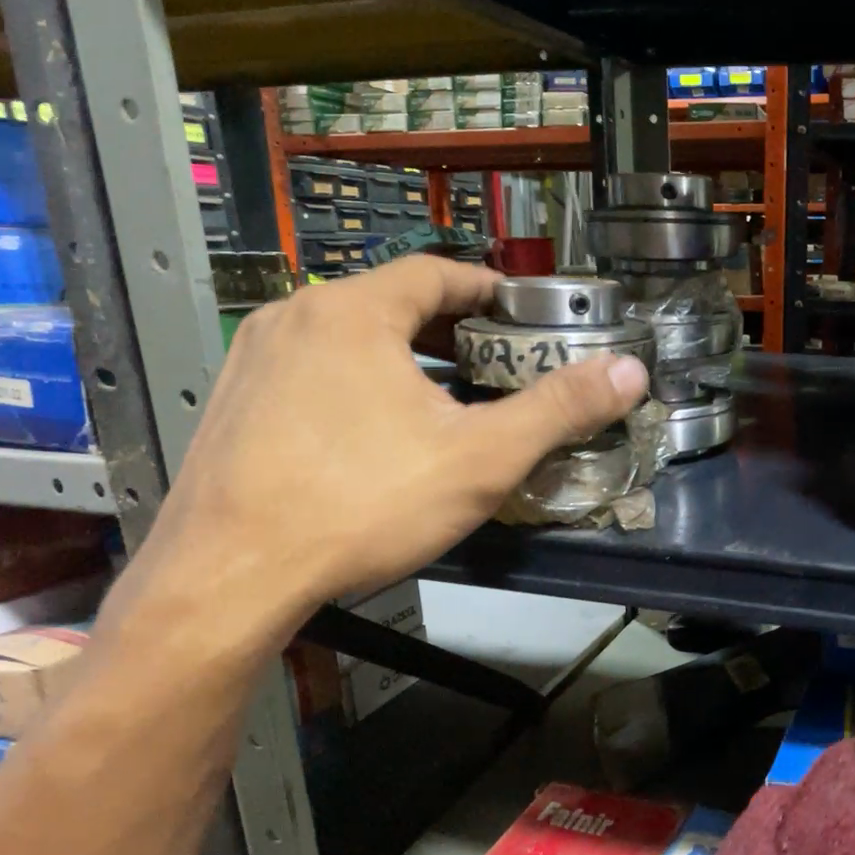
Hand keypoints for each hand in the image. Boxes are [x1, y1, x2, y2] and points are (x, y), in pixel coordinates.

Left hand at [110, 257, 647, 658]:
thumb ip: (559, 408)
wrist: (227, 581)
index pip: (436, 273)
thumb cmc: (360, 505)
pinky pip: (315, 372)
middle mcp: (295, 320)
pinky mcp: (234, 405)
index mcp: (353, 313)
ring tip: (451, 397)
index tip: (524, 313)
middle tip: (499, 360)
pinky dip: (362, 383)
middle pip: (393, 304)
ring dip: (408, 357)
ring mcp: (255, 363)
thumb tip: (628, 372)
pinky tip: (384, 434)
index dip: (488, 289)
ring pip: (351, 339)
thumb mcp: (482, 456)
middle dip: (454, 328)